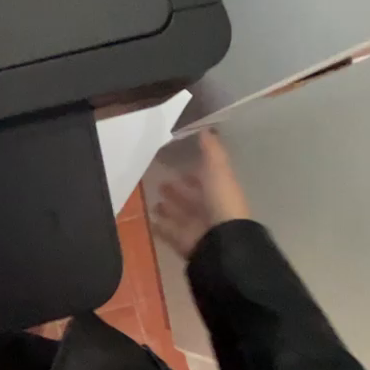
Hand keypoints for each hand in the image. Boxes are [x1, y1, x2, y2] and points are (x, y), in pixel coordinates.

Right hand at [150, 129, 251, 259]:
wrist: (221, 240)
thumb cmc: (221, 201)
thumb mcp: (218, 169)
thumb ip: (211, 150)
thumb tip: (206, 128)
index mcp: (220, 192)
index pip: (205, 180)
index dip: (194, 173)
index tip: (178, 163)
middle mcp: (209, 209)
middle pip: (191, 198)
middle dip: (177, 190)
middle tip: (160, 182)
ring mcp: (196, 227)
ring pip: (179, 214)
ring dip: (168, 208)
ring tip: (153, 200)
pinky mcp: (183, 241)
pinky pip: (169, 232)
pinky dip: (160, 226)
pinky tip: (149, 219)